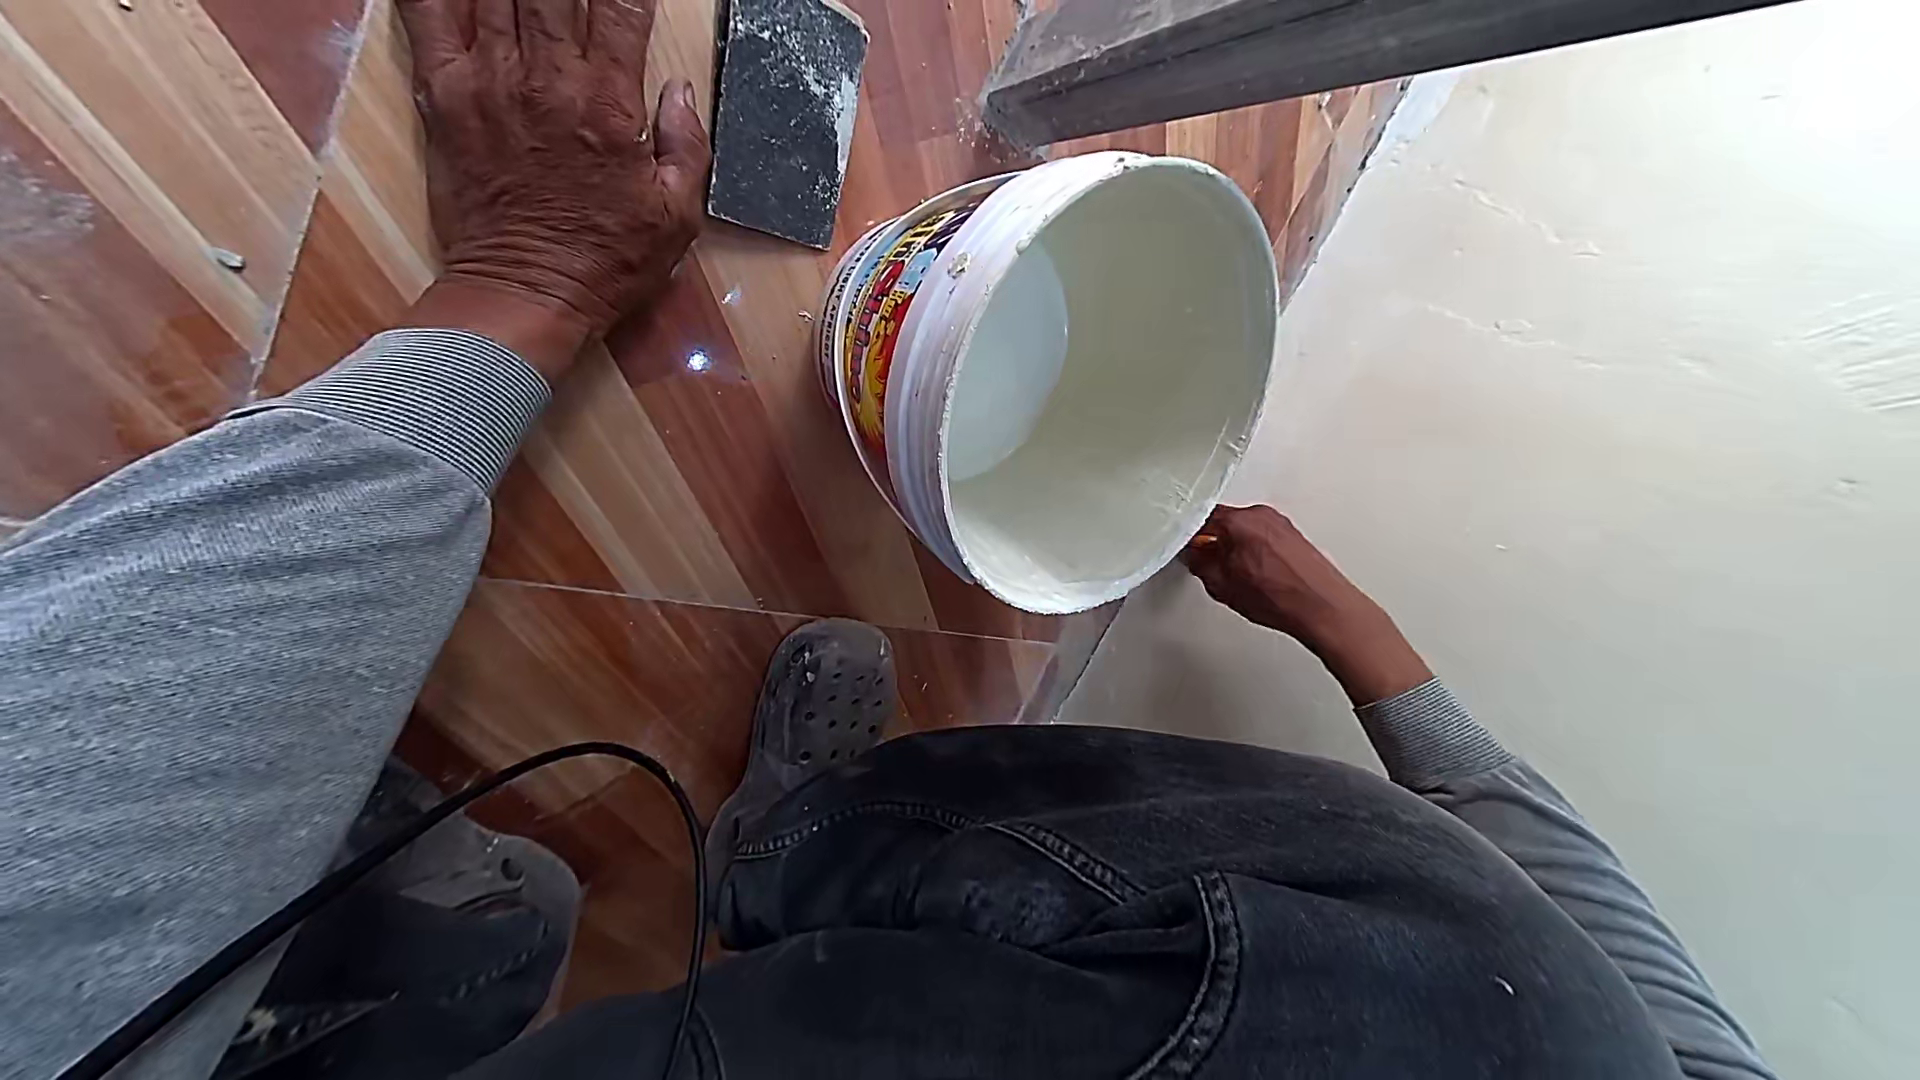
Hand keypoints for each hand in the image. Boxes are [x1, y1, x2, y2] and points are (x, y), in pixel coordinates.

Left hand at [397, 0, 711, 371]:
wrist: (531, 290)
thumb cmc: (613, 260)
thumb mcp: (678, 219)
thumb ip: (687, 149)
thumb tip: (680, 90)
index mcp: (610, 109)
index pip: (621, 15)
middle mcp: (548, 79)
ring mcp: (489, 79)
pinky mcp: (445, 90)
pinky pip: (429, 7)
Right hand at [1183, 505, 1432, 705]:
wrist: (1322, 609)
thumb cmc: (1282, 597)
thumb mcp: (1221, 584)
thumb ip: (1199, 563)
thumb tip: (1194, 555)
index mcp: (1239, 521)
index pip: (1200, 517)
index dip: (1187, 534)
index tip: (1184, 546)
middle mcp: (1261, 515)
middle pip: (1222, 519)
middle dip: (1210, 538)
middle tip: (1203, 560)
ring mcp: (1280, 523)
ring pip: (1242, 527)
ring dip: (1232, 543)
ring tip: (1232, 572)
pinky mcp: (1292, 535)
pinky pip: (1260, 534)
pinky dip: (1250, 547)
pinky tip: (1251, 572)